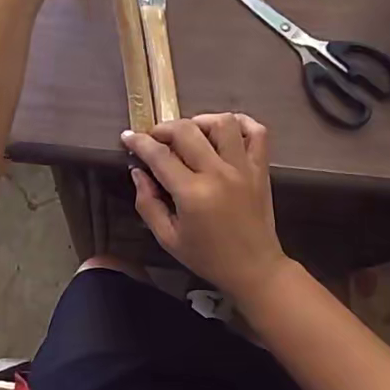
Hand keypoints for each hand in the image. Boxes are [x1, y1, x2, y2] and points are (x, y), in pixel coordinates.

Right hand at [123, 115, 290, 298]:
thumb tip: (138, 173)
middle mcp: (219, 174)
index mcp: (193, 193)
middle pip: (187, 131)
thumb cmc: (207, 257)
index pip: (160, 155)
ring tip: (190, 134)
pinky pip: (256, 132)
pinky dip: (241, 123)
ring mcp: (243, 168)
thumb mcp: (168, 238)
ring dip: (200, 121)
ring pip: (223, 123)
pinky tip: (224, 130)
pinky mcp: (261, 169)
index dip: (139, 142)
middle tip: (155, 139)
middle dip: (164, 129)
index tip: (128, 138)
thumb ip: (148, 204)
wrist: (253, 268)